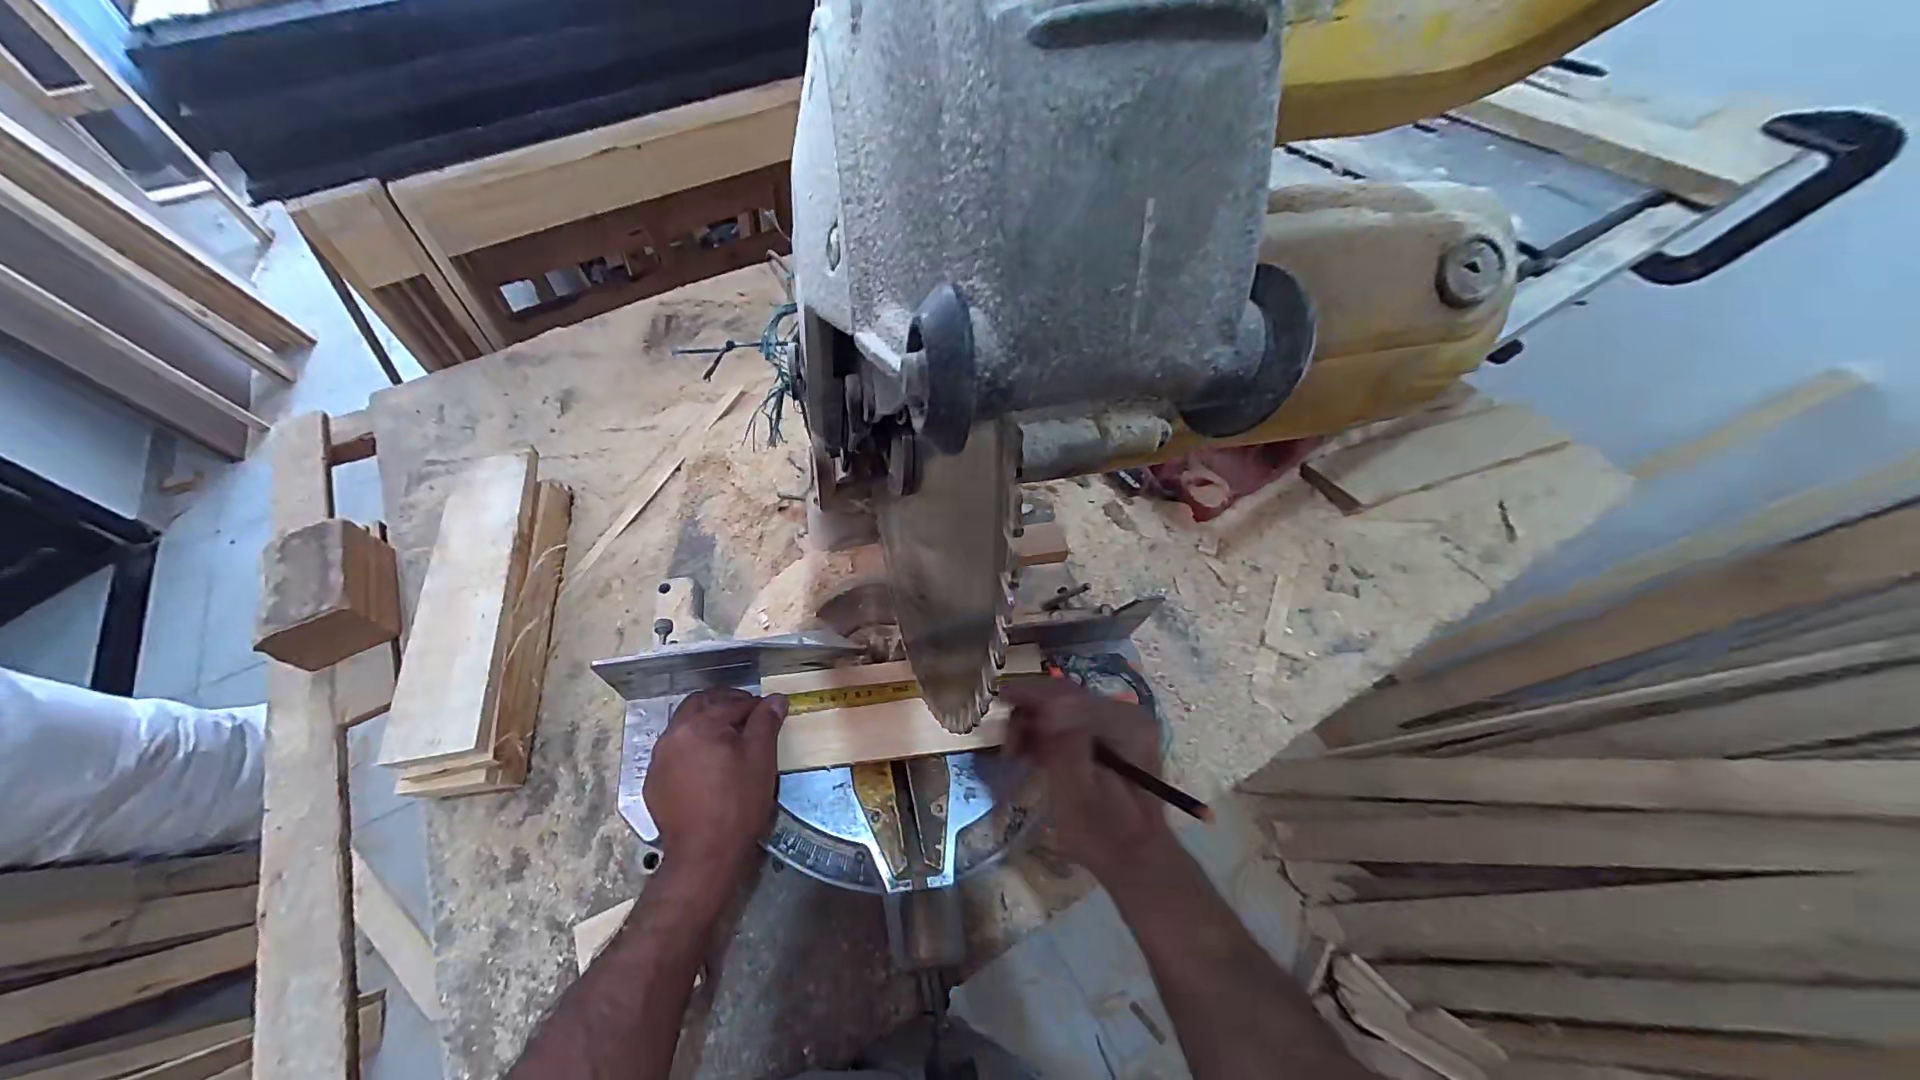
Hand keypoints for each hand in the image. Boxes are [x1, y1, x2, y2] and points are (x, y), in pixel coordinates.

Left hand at [644, 687, 787, 887]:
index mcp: (698, 725)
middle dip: (725, 704)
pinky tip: (710, 765)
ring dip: (707, 724)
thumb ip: (766, 721)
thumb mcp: (761, 756)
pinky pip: (675, 753)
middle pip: (700, 705)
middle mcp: (672, 736)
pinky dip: (693, 748)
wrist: (706, 853)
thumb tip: (775, 699)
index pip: (732, 703)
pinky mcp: (654, 783)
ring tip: (731, 738)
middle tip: (749, 714)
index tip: (771, 712)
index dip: (756, 705)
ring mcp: (658, 761)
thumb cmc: (738, 801)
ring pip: (685, 728)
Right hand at [1000, 678, 1171, 883]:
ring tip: (1016, 753)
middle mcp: (1126, 714)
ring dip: (1036, 723)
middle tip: (1007, 744)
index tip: (999, 696)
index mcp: (1123, 724)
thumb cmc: (1103, 834)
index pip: (1068, 694)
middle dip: (1029, 712)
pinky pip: (1073, 720)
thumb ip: (1063, 744)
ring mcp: (1121, 724)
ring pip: (1066, 707)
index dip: (1030, 691)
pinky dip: (1049, 732)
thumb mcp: (1076, 793)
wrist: (1136, 860)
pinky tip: (1033, 753)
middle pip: (1066, 696)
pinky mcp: (1113, 736)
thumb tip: (1046, 705)